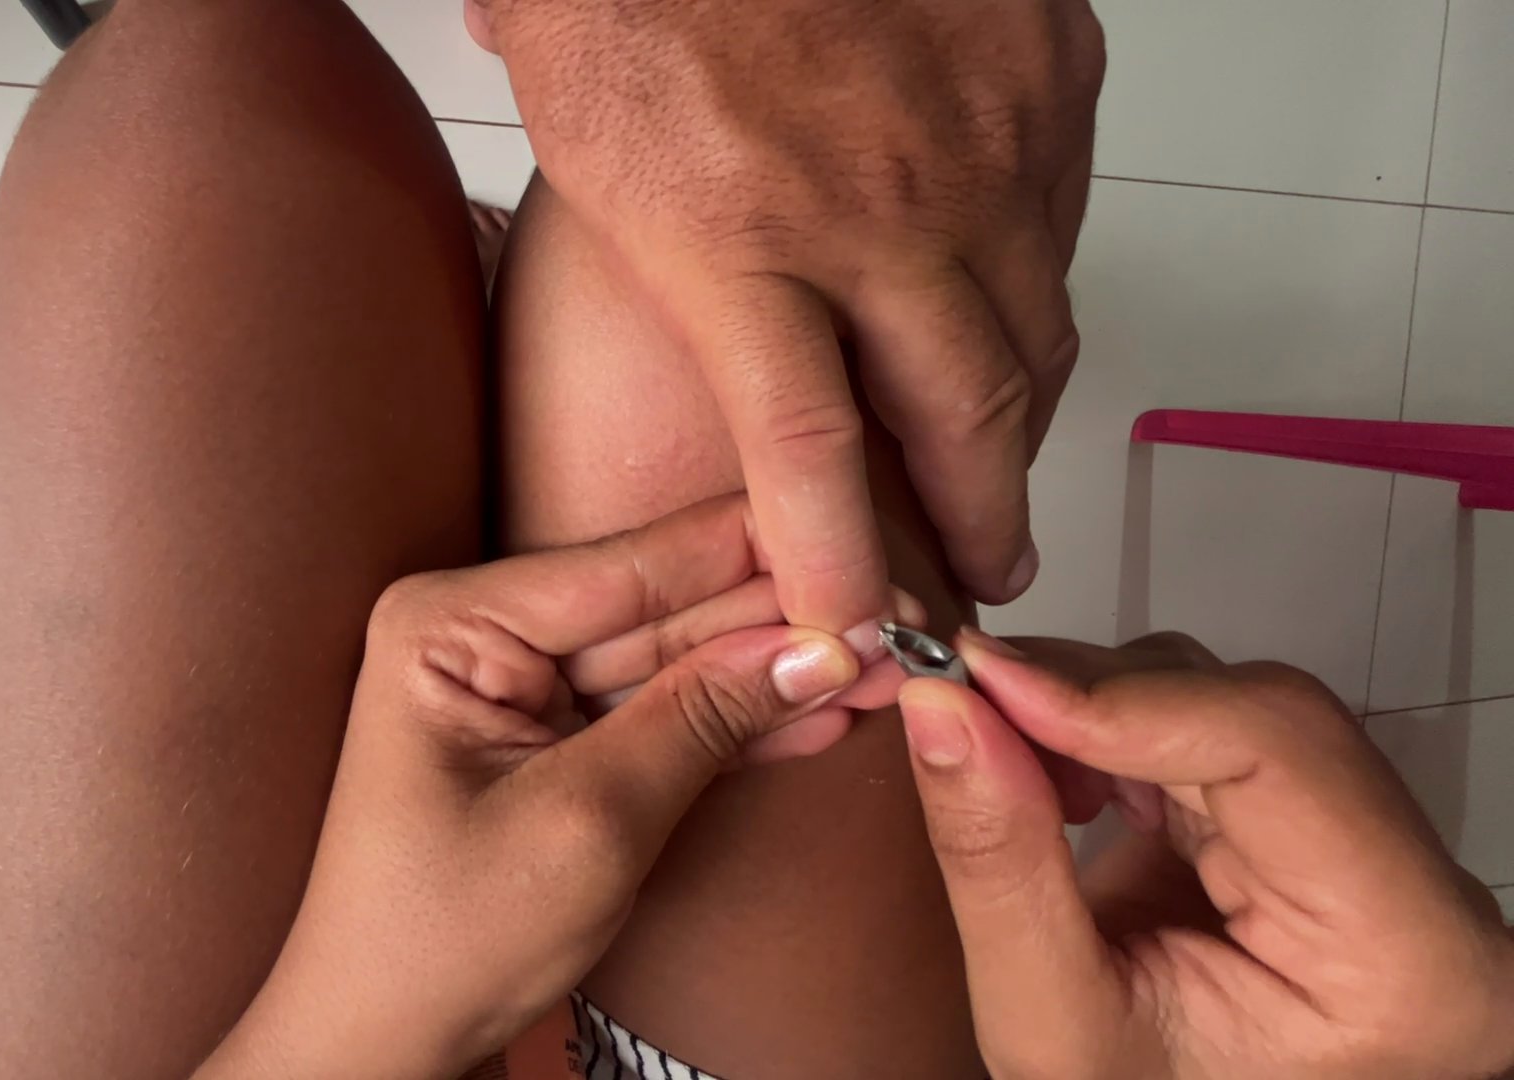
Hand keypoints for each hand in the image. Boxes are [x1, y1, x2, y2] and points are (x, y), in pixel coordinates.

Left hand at [210, 496, 919, 1079]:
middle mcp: (486, 630)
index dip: (749, 559)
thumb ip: (698, 718)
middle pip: (657, 606)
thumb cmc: (443, 936)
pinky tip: (818, 707)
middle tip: (890, 618)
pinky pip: (661, 708)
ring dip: (773, 668)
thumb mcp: (584, 820)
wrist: (390, 1033)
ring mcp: (525, 678)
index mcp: (452, 620)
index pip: (627, 566)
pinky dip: (738, 715)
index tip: (855, 559)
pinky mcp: (560, 728)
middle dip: (775, 619)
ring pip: (673, 658)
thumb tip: (814, 648)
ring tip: (879, 662)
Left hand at [481, 0, 1104, 625]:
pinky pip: (1057, 236)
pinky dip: (1037, 313)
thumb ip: (629, 267)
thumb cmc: (624, 1)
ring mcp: (972, 142)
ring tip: (1002, 495)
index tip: (854, 626)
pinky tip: (1009, 350)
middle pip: (956, 419)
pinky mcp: (1035, 76)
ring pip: (1026, 337)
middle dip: (976, 523)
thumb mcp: (586, 165)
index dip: (837, 557)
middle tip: (977, 587)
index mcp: (739, 243)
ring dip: (1018, 434)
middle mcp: (875, 210)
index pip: (806, 449)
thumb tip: (646, 325)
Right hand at [897, 631, 1513, 1079]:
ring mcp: (1343, 841)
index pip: (1274, 748)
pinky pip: (1180, 718)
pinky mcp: (1275, 818)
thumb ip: (994, 859)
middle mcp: (1403, 883)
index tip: (978, 679)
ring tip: (997, 750)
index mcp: (1399, 956)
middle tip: (956, 693)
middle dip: (1077, 688)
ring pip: (1206, 693)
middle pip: (1239, 706)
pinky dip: (1086, 719)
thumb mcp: (1043, 1014)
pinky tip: (1048, 771)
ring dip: (1077, 700)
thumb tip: (940, 707)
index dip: (1115, 697)